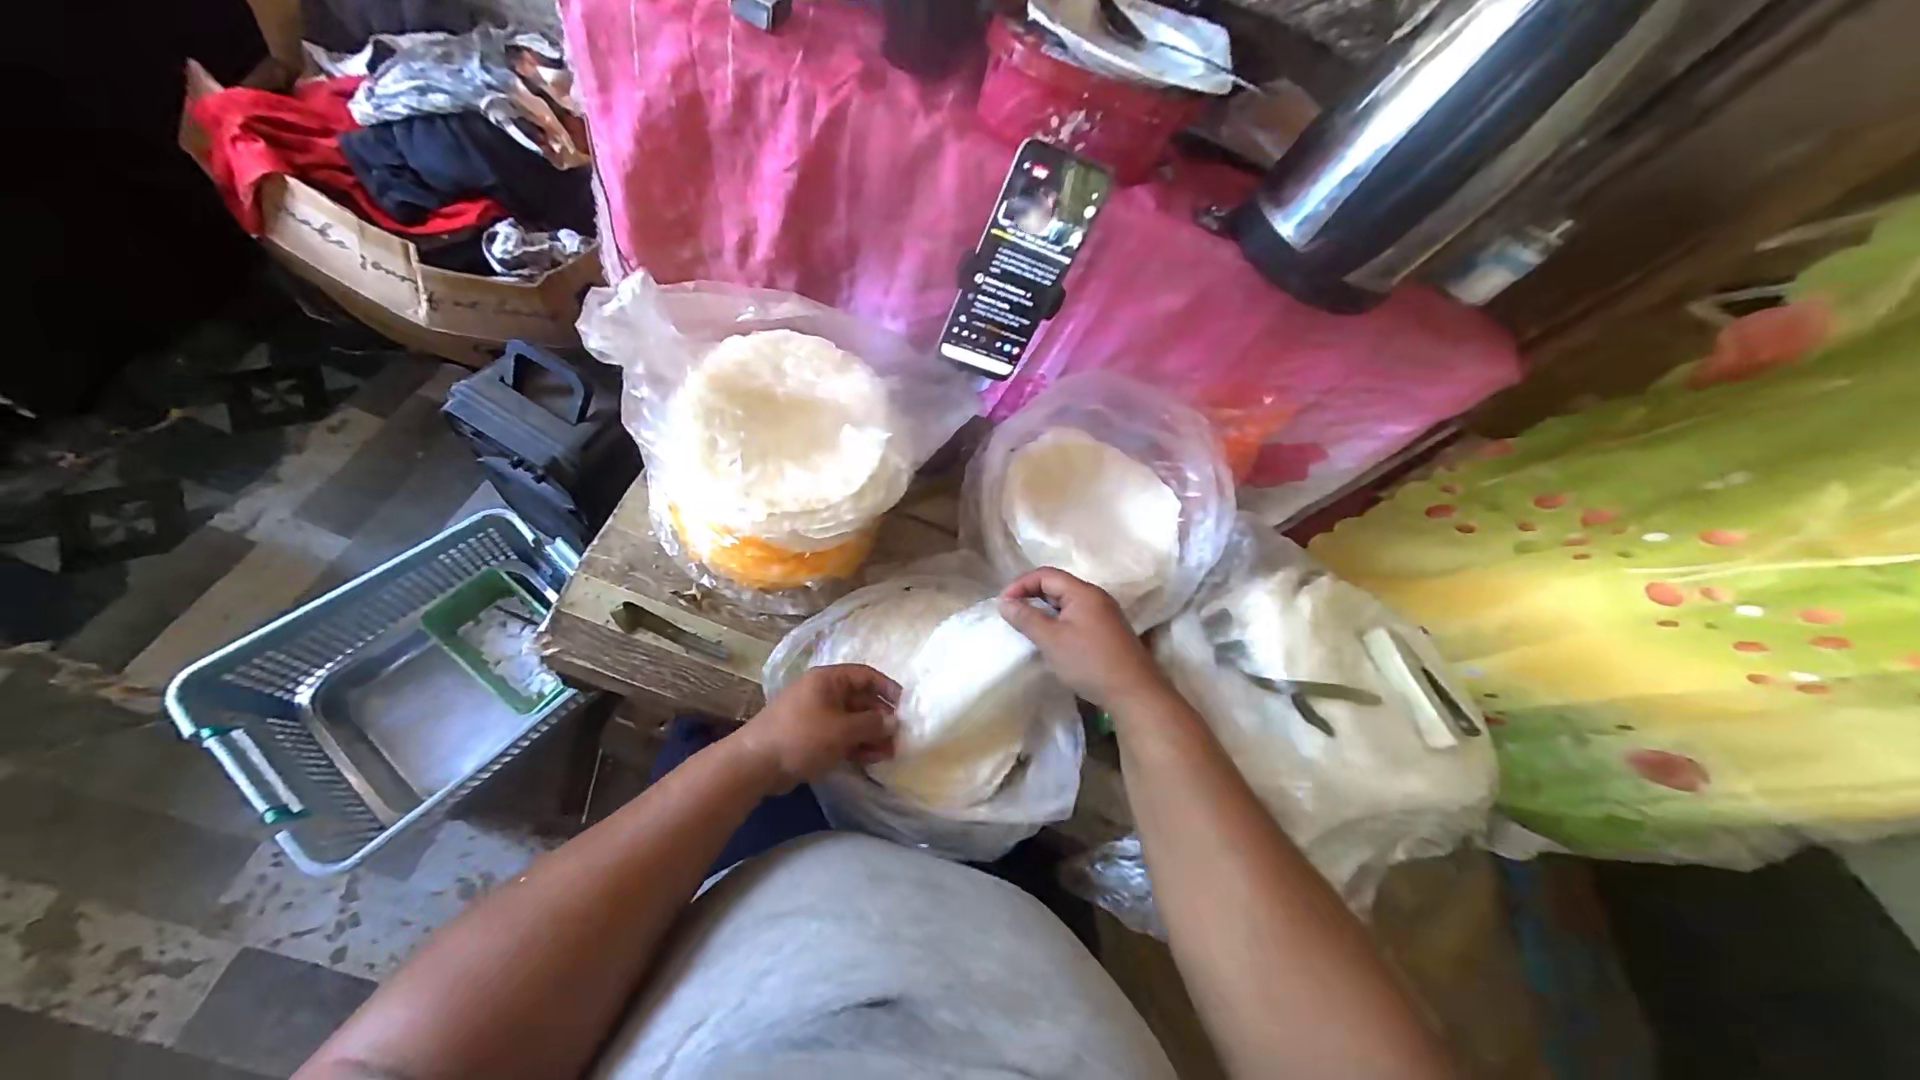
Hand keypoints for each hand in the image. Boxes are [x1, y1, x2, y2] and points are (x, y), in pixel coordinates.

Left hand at [735, 665, 898, 792]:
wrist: (755, 764)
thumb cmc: (801, 737)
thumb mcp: (842, 730)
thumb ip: (872, 724)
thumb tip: (894, 722)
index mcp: (828, 680)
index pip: (866, 675)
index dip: (888, 688)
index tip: (906, 706)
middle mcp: (823, 693)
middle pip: (860, 699)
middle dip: (881, 717)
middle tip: (900, 736)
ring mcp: (816, 715)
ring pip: (852, 720)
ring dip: (871, 734)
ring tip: (891, 752)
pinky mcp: (811, 737)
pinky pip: (840, 736)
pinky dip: (856, 744)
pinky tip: (872, 758)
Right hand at [996, 568, 1171, 707]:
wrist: (1134, 692)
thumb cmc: (1090, 662)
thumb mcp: (1051, 640)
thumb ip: (1026, 618)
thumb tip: (1004, 603)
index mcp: (1083, 592)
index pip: (1046, 575)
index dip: (1020, 584)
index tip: (1003, 604)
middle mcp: (1096, 597)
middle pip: (1057, 585)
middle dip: (1031, 595)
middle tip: (1012, 613)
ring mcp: (1104, 614)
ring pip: (1067, 602)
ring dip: (1044, 609)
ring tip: (1027, 625)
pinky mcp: (1108, 631)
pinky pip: (1077, 616)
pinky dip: (1058, 620)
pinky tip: (1051, 638)